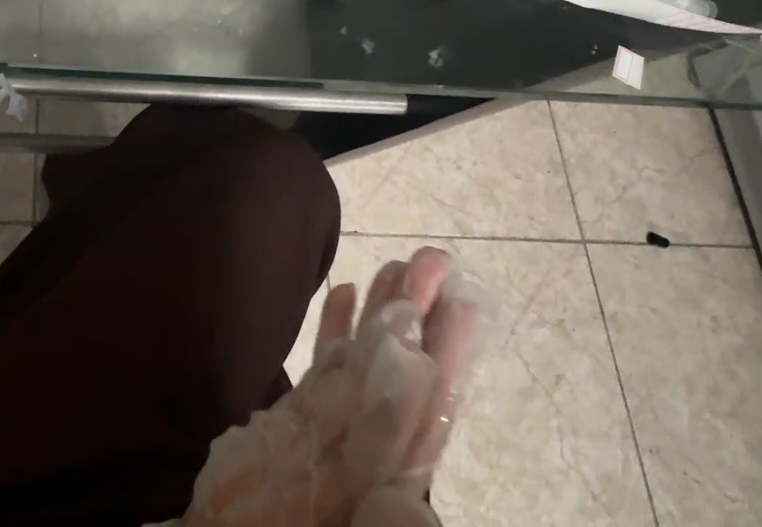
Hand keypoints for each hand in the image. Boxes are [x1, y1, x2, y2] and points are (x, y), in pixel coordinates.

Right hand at [181, 247, 489, 526]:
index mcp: (384, 477)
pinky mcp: (299, 414)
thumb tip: (403, 500)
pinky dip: (333, 330)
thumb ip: (382, 523)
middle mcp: (366, 443)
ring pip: (364, 360)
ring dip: (382, 313)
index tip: (462, 310)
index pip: (424, 414)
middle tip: (432, 260)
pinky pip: (323, 367)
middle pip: (398, 372)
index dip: (445, 362)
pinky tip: (344, 290)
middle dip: (418, 316)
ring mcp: (331, 423)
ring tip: (395, 263)